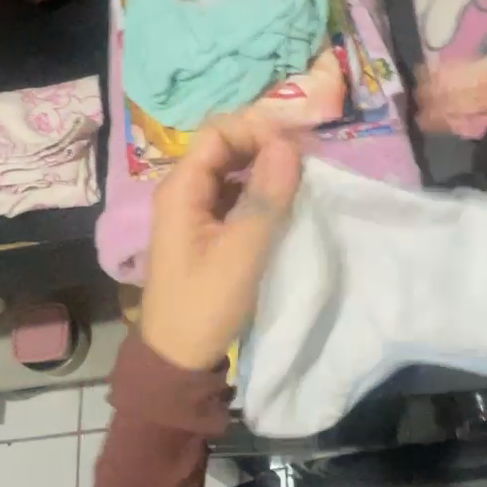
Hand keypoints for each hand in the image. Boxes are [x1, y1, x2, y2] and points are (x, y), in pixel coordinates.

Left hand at [141, 115, 302, 370]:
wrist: (178, 357)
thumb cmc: (205, 304)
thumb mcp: (242, 251)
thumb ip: (266, 197)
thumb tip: (289, 144)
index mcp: (181, 188)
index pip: (218, 132)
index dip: (257, 129)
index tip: (298, 144)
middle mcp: (184, 192)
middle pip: (225, 147)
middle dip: (265, 145)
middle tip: (308, 158)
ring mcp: (194, 212)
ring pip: (232, 172)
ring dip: (265, 169)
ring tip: (303, 178)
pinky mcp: (207, 232)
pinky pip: (235, 196)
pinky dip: (260, 192)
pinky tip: (285, 203)